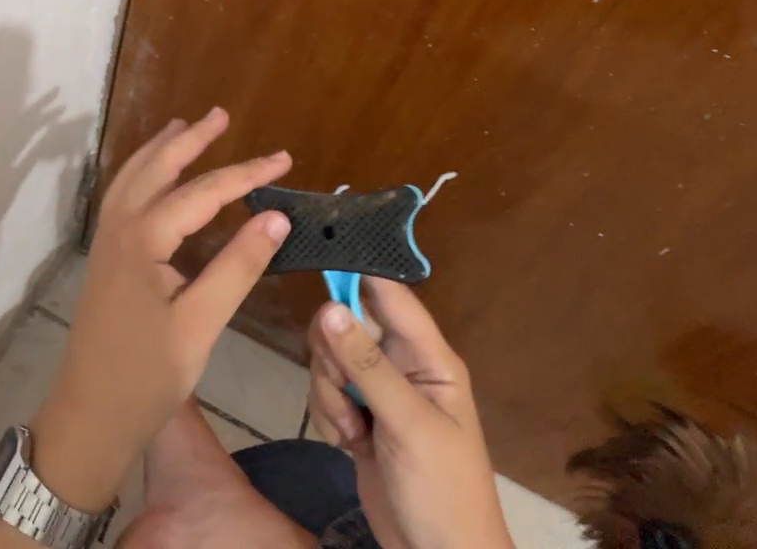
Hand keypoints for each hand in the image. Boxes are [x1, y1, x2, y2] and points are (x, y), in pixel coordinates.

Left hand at [29, 108, 292, 511]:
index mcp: (144, 238)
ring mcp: (107, 240)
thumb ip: (238, 266)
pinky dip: (142, 174)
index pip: (202, 192)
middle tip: (221, 115)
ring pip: (133, 178)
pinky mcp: (105, 256)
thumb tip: (275, 215)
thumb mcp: (201, 322)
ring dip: (160, 151)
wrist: (91, 411)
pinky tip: (155, 180)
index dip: (246, 173)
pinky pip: (123, 197)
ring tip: (184, 128)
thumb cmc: (149, 373)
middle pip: (157, 168)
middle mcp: (120, 227)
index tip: (284, 158)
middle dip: (191, 140)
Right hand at [306, 279, 513, 548]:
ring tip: (353, 431)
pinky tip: (348, 445)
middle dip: (333, 356)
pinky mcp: (358, 415)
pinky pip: (324, 392)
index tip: (315, 267)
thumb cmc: (441, 489)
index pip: (388, 295)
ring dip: (328, 395)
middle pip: (346, 324)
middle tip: (343, 390)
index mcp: (428, 357)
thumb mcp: (408, 425)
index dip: (354, 275)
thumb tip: (328, 306)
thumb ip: (366, 365)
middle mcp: (401, 364)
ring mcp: (378, 391)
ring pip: (329, 359)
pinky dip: (327, 417)